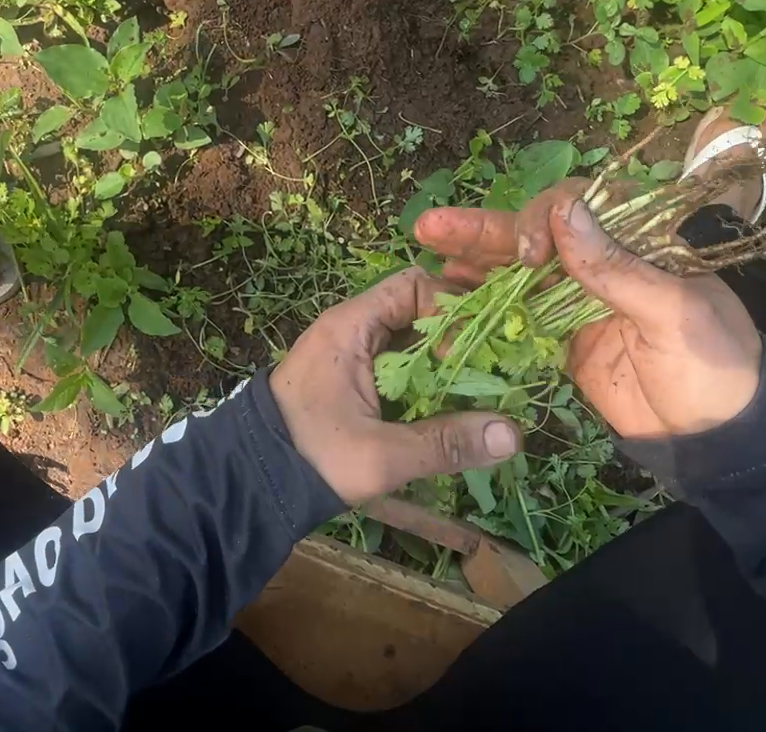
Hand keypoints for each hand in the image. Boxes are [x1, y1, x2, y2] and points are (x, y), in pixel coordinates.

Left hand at [270, 267, 523, 502]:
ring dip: (441, 362)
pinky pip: (396, 364)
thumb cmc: (311, 456)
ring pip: (408, 340)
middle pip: (416, 310)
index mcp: (351, 326)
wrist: (251, 479)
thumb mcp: (380, 455)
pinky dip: (423, 379)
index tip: (470, 353)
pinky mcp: (350, 379)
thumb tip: (514, 435)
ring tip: (478, 391)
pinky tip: (447, 408)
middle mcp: (351, 328)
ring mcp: (349, 354)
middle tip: (489, 371)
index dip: (451, 311)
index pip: (414, 286)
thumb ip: (445, 443)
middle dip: (455, 338)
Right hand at [415, 184, 762, 439]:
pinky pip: (514, 314)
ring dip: (471, 262)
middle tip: (431, 226)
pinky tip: (446, 297)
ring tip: (426, 253)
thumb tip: (564, 211)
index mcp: (638, 243)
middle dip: (482, 230)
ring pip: (515, 272)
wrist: (716, 443)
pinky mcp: (559, 336)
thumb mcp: (676, 316)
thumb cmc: (713, 372)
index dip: (541, 219)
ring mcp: (575, 300)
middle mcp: (600, 262)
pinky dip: (481, 307)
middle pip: (533, 235)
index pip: (576, 208)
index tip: (527, 254)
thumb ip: (618, 267)